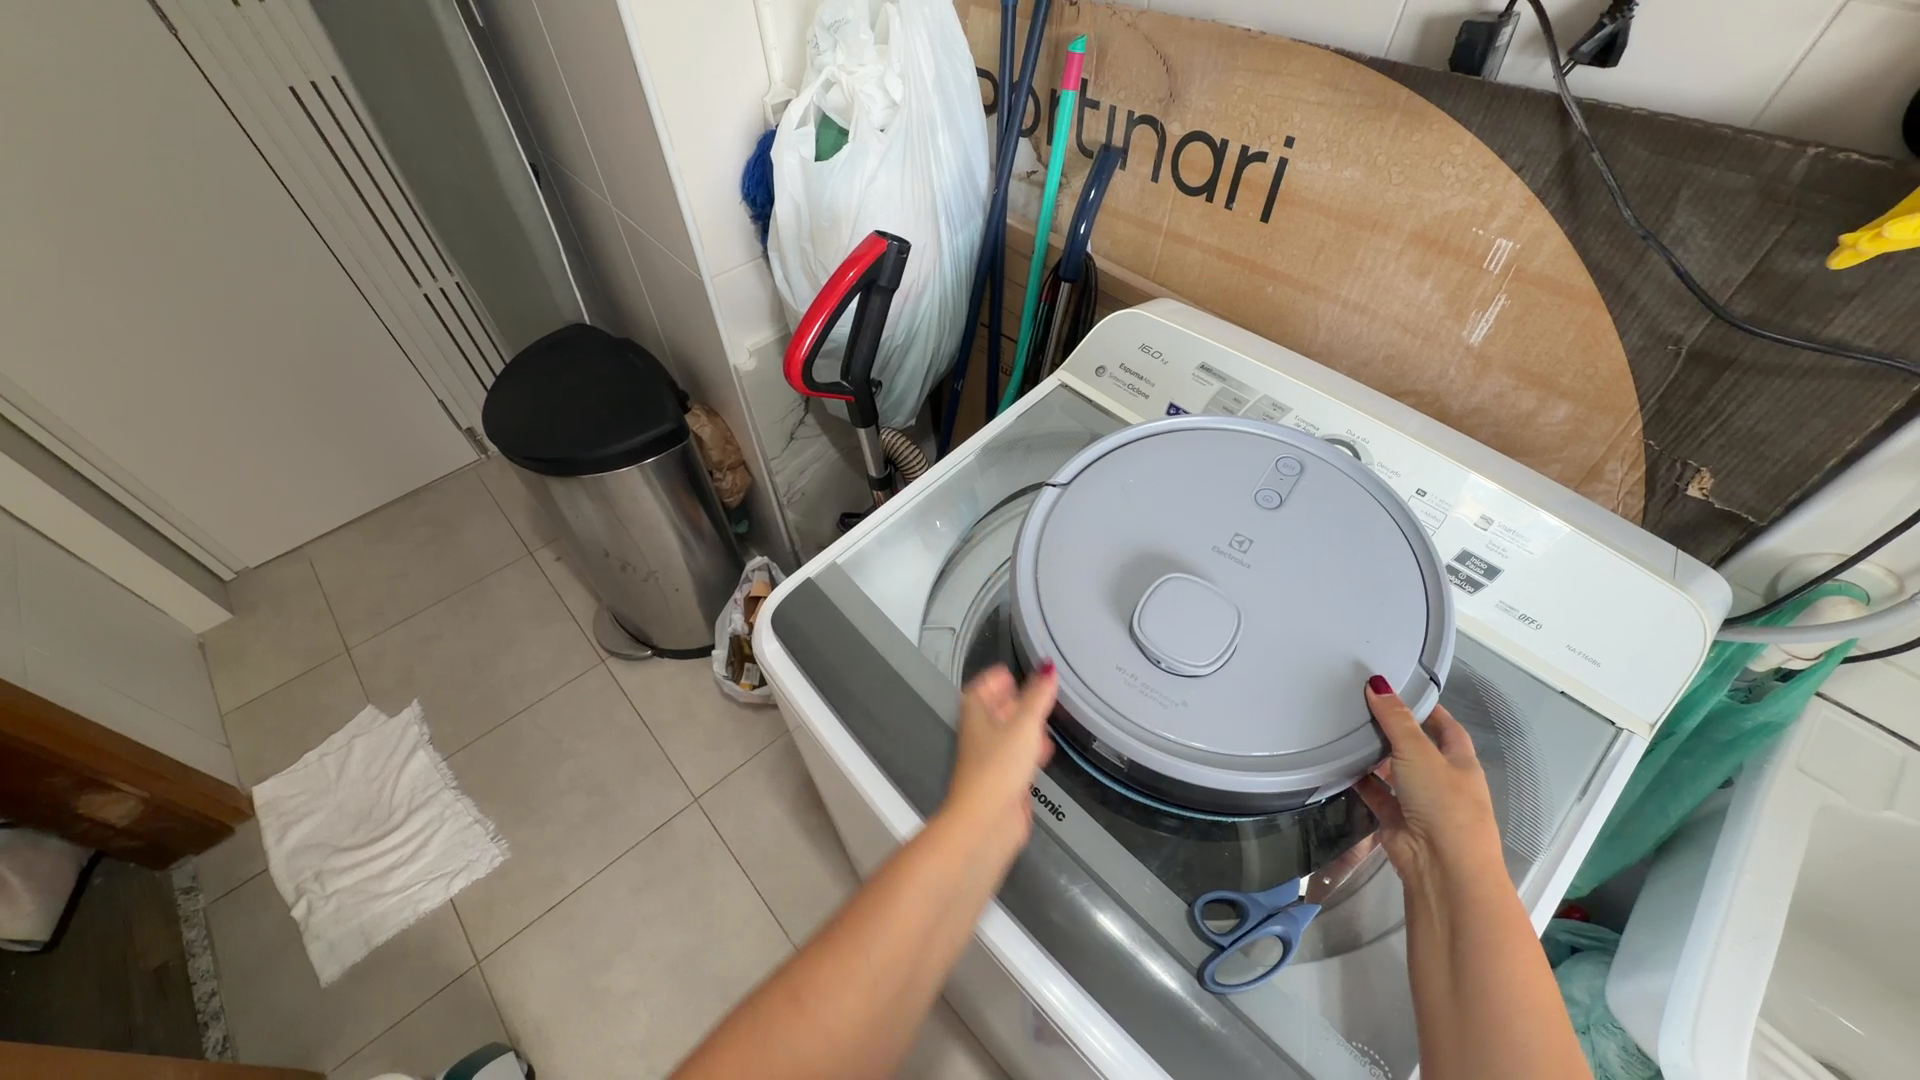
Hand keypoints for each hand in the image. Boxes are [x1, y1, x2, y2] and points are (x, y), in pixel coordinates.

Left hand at [940, 663, 1056, 855]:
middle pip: (995, 710)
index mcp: (976, 715)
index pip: (980, 688)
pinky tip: (1046, 751)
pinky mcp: (1005, 781)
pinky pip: (1018, 758)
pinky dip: (1031, 751)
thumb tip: (1049, 667)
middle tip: (1038, 694)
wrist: (988, 821)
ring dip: (1026, 726)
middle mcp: (980, 735)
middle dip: (1015, 701)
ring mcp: (991, 760)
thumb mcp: (1023, 725)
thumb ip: (1038, 697)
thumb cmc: (999, 767)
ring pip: (1009, 735)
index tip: (1015, 673)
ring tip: (1047, 719)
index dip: (996, 679)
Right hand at [1354, 677, 1504, 887]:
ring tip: (1346, 730)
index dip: (1429, 710)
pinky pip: (1376, 794)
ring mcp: (1420, 803)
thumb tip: (1377, 683)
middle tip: (1362, 707)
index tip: (1403, 691)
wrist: (1441, 866)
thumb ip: (1396, 719)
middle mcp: (1442, 782)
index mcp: (1460, 764)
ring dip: (1375, 756)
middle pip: (1417, 749)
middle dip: (1394, 731)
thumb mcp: (1419, 753)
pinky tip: (1341, 764)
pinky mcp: (1396, 820)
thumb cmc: (1443, 804)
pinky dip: (1360, 781)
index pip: (1447, 729)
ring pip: (1394, 772)